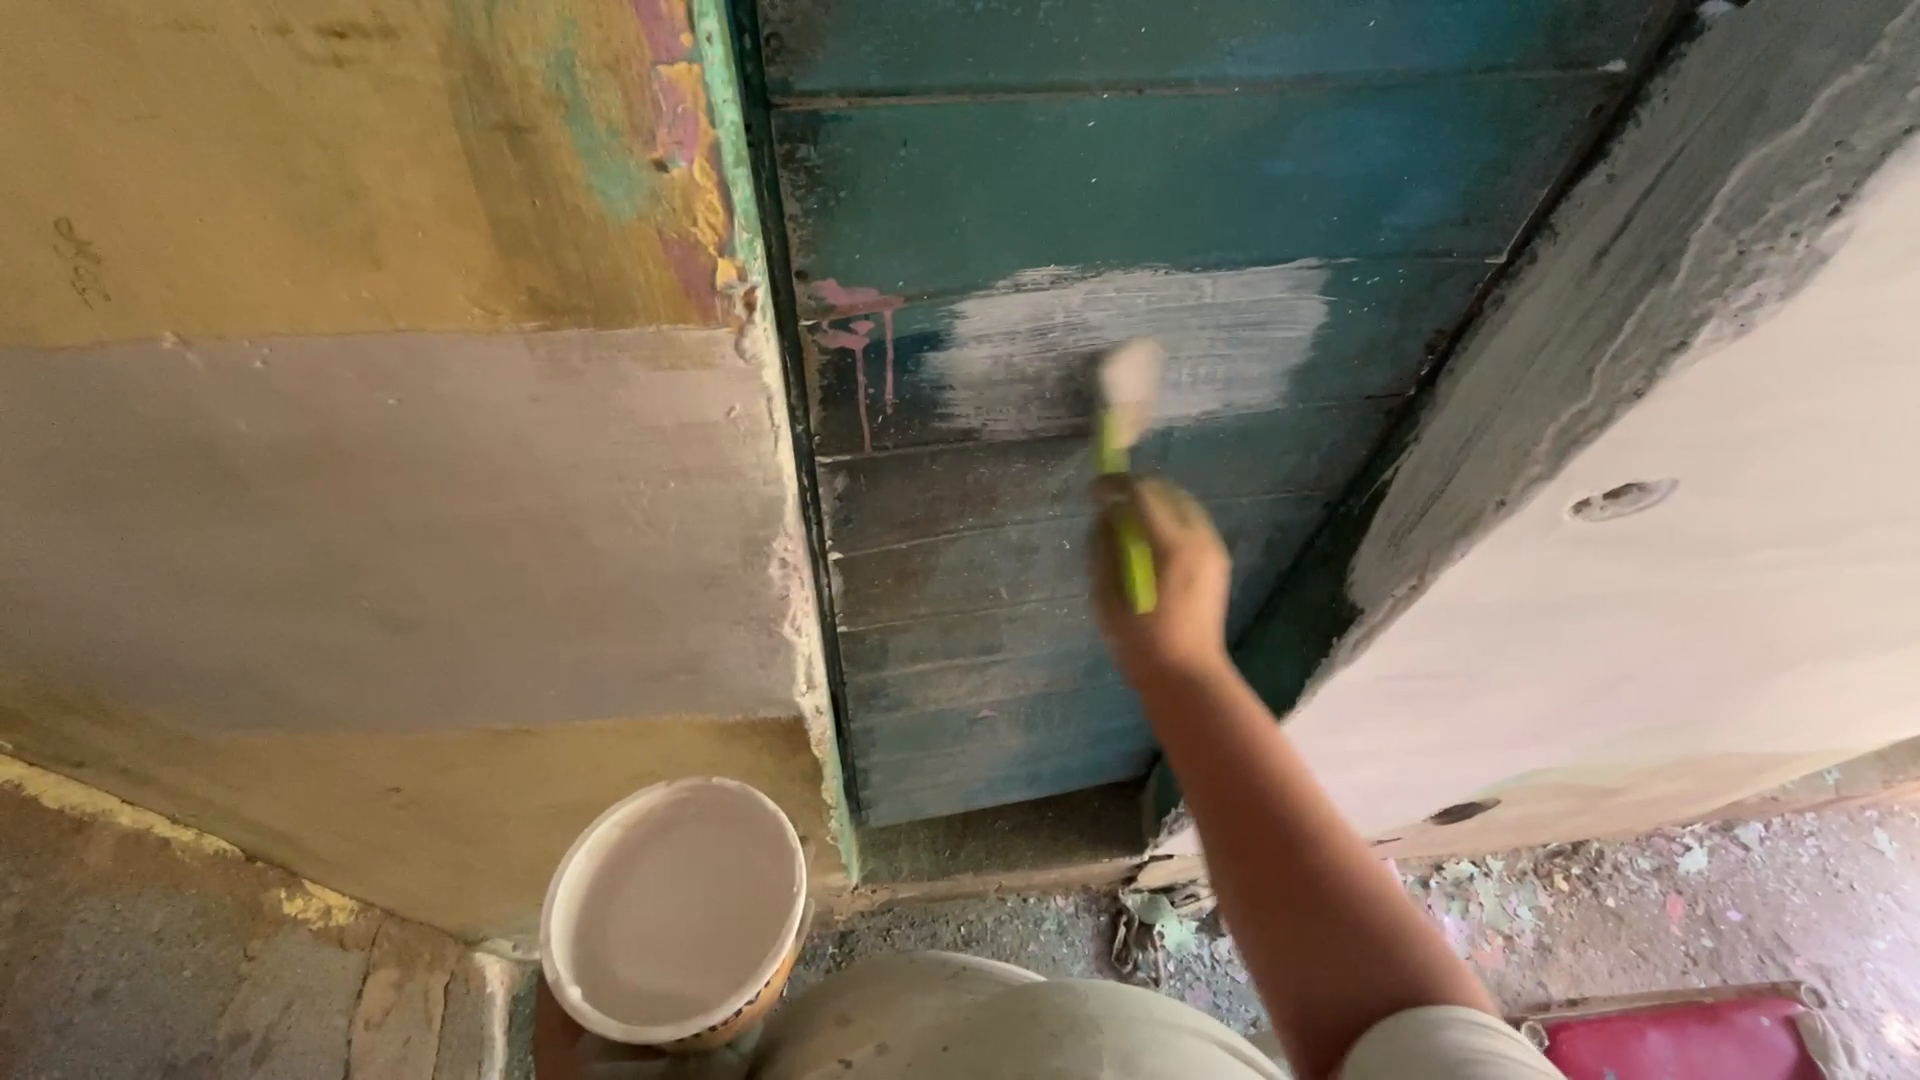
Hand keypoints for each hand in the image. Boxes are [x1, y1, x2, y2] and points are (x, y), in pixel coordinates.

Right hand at [1089, 475, 1232, 684]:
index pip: (1144, 494)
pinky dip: (1168, 517)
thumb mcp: (1108, 598)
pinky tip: (1149, 538)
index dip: (1115, 485)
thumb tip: (1102, 519)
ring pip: (1183, 503)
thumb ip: (1103, 552)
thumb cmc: (1143, 644)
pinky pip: (1192, 522)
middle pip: (1167, 491)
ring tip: (1126, 518)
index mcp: (1172, 547)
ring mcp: (1214, 549)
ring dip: (1153, 501)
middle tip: (1108, 501)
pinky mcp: (1218, 561)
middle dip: (1136, 489)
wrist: (1188, 675)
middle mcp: (1200, 539)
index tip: (1094, 489)